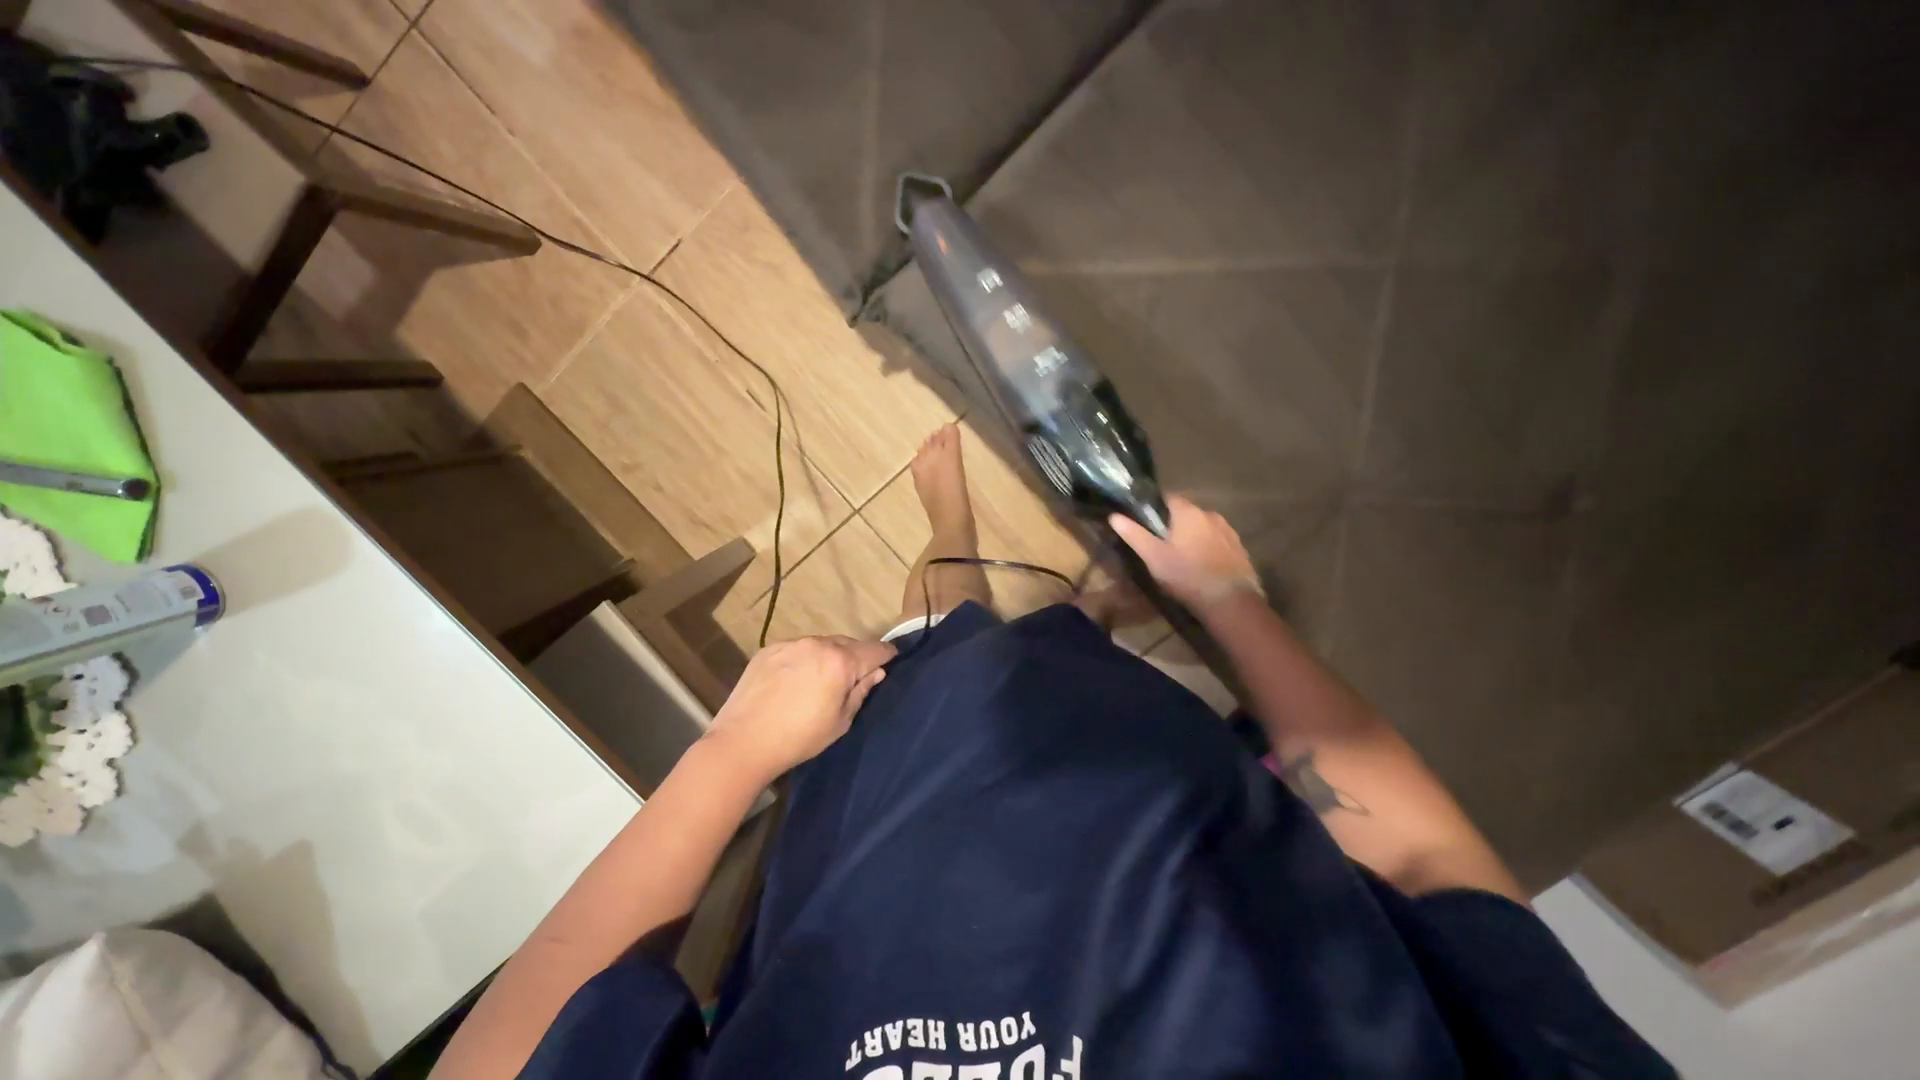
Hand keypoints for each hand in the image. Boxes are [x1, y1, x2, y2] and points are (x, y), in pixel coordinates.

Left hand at [702, 635, 894, 781]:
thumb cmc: (799, 738)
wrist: (743, 741)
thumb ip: (861, 692)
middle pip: (847, 644)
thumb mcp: (840, 722)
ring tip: (821, 682)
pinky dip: (803, 660)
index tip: (891, 662)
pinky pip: (796, 649)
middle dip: (855, 658)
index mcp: (841, 662)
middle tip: (854, 679)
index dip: (886, 656)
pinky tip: (794, 682)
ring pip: (820, 645)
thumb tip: (876, 672)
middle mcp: (817, 644)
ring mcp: (790, 644)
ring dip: (828, 657)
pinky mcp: (768, 650)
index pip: (875, 650)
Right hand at [1110, 496, 1261, 610]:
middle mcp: (1211, 514)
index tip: (1147, 524)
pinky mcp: (1240, 548)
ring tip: (1184, 559)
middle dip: (1175, 525)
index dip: (1155, 509)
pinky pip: (1219, 542)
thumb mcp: (1153, 557)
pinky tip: (1204, 567)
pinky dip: (1210, 549)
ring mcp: (1229, 531)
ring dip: (1194, 537)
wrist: (1230, 601)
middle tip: (1163, 546)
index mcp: (1188, 512)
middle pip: (1187, 514)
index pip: (1168, 498)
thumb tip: (1114, 516)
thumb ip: (1134, 535)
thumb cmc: (1187, 576)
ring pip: (1204, 528)